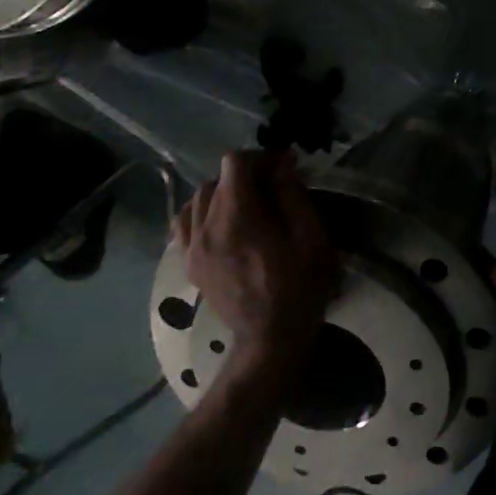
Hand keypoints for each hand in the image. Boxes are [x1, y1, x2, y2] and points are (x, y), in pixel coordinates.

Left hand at [179, 152, 338, 368]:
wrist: (271, 337)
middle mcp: (206, 226)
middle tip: (273, 186)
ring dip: (222, 192)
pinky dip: (201, 213)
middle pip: (216, 179)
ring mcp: (191, 247)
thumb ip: (294, 197)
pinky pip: (183, 223)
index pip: (234, 163)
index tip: (283, 167)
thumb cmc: (300, 287)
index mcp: (237, 217)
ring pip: (197, 198)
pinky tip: (221, 221)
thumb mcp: (312, 239)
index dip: (261, 158)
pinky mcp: (188, 263)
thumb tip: (281, 166)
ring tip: (247, 204)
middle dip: (245, 175)